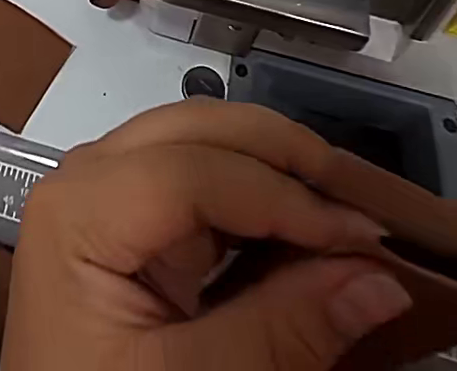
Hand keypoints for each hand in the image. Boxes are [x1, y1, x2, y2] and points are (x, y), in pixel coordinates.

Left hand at [2, 99, 414, 369]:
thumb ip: (283, 330)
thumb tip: (378, 278)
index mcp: (79, 210)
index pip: (190, 172)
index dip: (281, 195)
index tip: (358, 233)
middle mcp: (87, 174)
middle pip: (196, 127)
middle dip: (282, 152)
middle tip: (357, 196)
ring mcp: (109, 182)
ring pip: (202, 134)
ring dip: (275, 163)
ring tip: (338, 203)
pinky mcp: (132, 205)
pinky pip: (202, 170)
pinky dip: (256, 189)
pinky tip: (299, 217)